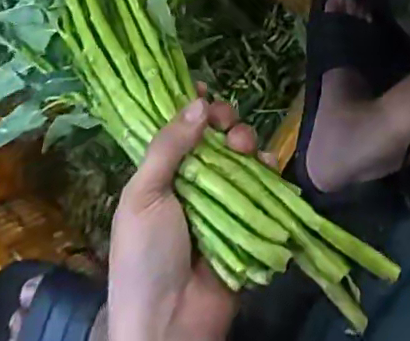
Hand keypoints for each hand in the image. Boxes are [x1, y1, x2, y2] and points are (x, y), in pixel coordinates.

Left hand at [106, 88, 265, 340]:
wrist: (169, 328)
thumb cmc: (145, 257)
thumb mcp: (143, 196)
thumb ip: (168, 146)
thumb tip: (198, 102)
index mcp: (159, 175)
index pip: (177, 129)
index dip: (191, 108)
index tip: (204, 91)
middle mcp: (191, 182)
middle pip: (212, 137)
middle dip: (223, 120)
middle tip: (226, 122)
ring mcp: (220, 201)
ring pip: (239, 155)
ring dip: (244, 141)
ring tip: (243, 146)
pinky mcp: (247, 220)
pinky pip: (261, 186)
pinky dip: (266, 169)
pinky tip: (266, 163)